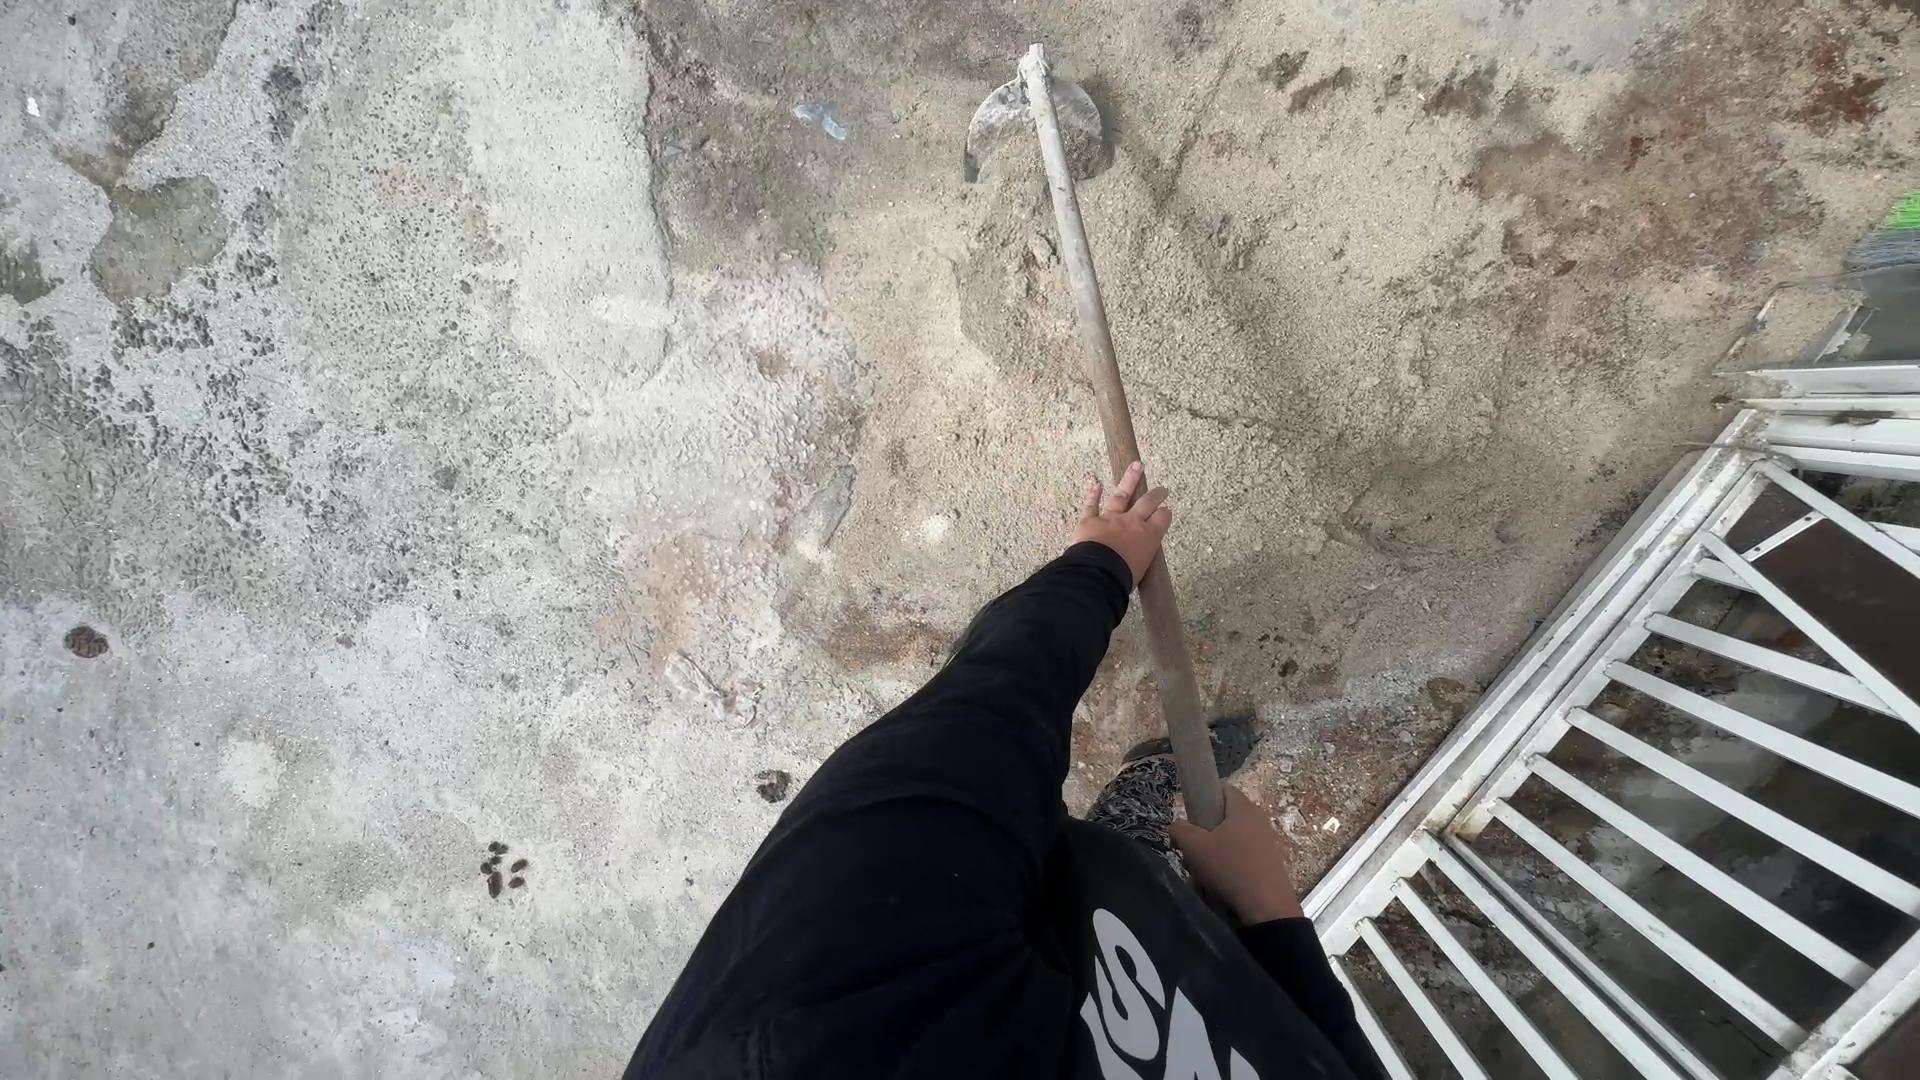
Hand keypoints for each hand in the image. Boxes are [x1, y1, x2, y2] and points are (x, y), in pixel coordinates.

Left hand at [1069, 461, 1170, 585]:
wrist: (1098, 573)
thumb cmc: (1122, 578)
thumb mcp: (1140, 570)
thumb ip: (1140, 558)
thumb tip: (1135, 561)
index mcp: (1149, 536)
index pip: (1162, 519)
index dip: (1164, 513)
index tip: (1165, 510)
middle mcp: (1132, 522)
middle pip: (1148, 502)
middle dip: (1156, 494)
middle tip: (1162, 489)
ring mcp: (1111, 518)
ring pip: (1122, 495)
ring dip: (1130, 479)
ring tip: (1137, 465)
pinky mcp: (1090, 520)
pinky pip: (1091, 505)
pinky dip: (1092, 494)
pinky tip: (1095, 483)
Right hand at [1170, 785, 1301, 924]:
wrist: (1267, 912)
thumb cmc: (1230, 869)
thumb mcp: (1194, 846)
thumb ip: (1179, 829)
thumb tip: (1177, 827)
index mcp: (1244, 809)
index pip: (1221, 788)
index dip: (1203, 795)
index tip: (1189, 814)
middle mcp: (1259, 822)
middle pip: (1223, 819)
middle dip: (1203, 835)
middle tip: (1191, 852)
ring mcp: (1267, 845)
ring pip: (1229, 843)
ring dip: (1211, 857)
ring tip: (1200, 878)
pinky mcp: (1270, 867)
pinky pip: (1240, 861)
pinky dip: (1226, 871)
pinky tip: (1215, 889)